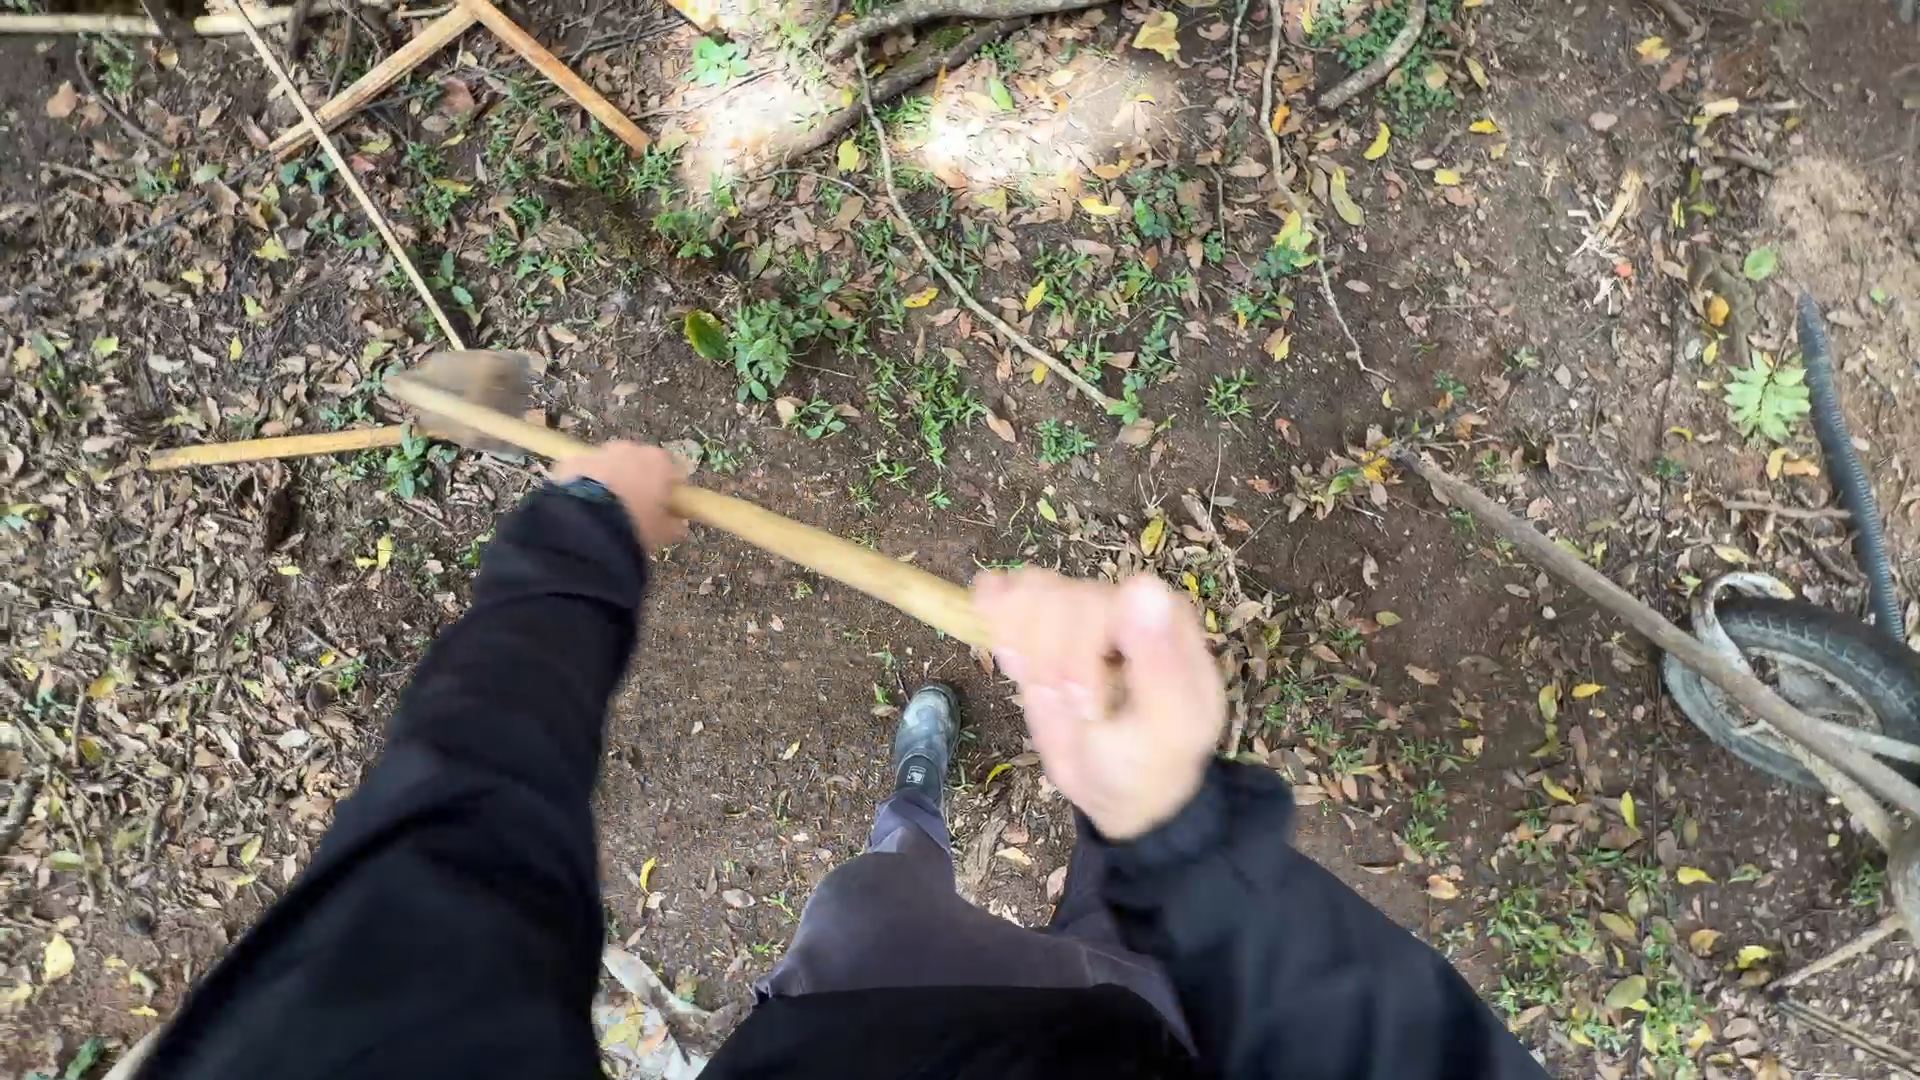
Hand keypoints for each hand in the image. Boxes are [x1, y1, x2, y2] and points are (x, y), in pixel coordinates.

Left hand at [549, 441, 688, 550]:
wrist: (586, 521)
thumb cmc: (634, 523)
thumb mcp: (662, 532)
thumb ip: (673, 525)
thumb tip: (678, 526)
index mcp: (660, 463)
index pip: (676, 470)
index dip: (673, 487)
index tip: (670, 504)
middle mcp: (633, 450)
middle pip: (642, 461)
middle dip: (641, 478)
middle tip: (638, 505)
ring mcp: (601, 452)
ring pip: (612, 463)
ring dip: (613, 477)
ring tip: (608, 505)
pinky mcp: (573, 461)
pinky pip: (585, 470)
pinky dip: (586, 481)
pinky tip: (584, 503)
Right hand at [973, 569, 1224, 840]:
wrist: (1113, 783)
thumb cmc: (1149, 759)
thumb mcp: (1167, 725)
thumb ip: (1160, 659)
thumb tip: (1145, 587)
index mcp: (1163, 617)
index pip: (1108, 600)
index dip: (1081, 649)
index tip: (1084, 705)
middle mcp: (1119, 602)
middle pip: (1062, 598)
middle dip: (1051, 661)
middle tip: (1069, 708)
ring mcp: (1077, 608)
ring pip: (1030, 593)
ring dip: (1023, 647)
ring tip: (1041, 689)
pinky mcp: (1039, 621)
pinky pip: (1007, 594)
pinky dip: (998, 620)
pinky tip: (1010, 659)